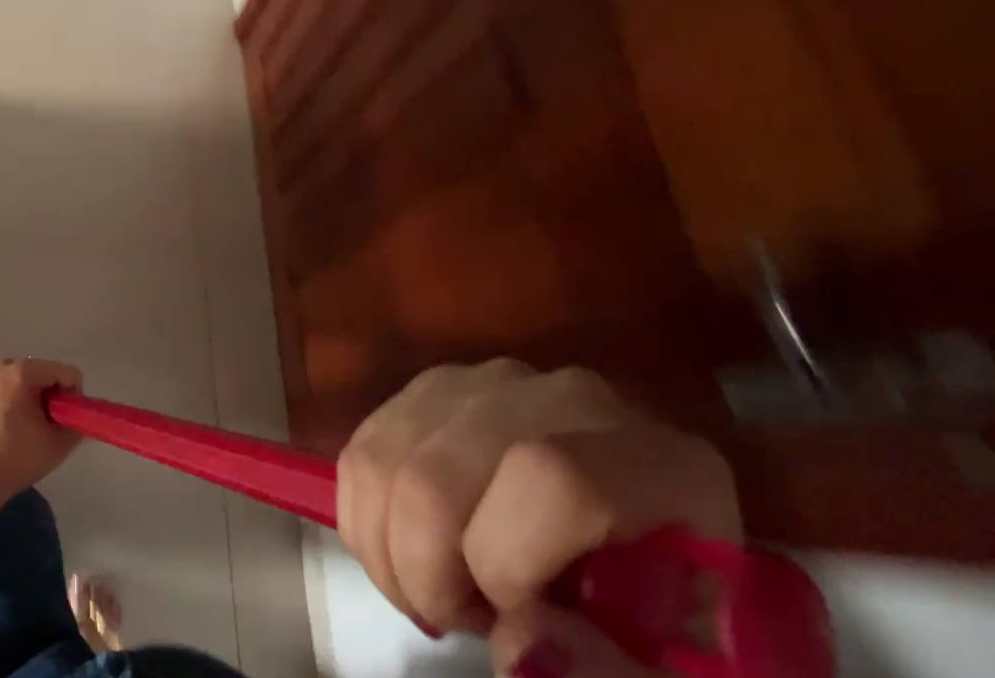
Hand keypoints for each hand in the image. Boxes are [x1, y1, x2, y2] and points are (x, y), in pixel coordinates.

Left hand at [0, 358, 83, 504]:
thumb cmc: (17, 457)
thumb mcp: (60, 443)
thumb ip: (78, 424)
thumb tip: (76, 418)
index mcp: (25, 371)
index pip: (68, 373)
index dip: (76, 398)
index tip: (69, 422)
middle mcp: (8, 367)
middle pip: (49, 376)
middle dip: (58, 400)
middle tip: (53, 429)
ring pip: (34, 385)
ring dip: (42, 405)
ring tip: (36, 433)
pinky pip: (18, 392)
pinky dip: (26, 407)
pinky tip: (21, 432)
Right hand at [335, 360, 738, 676]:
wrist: (644, 554)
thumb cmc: (666, 618)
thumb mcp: (674, 668)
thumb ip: (614, 672)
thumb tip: (516, 645)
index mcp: (652, 461)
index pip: (548, 478)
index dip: (506, 563)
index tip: (517, 625)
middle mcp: (558, 398)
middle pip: (435, 475)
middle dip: (426, 575)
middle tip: (466, 622)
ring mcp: (480, 385)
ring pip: (383, 463)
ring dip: (388, 553)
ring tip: (440, 593)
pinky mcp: (426, 392)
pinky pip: (360, 454)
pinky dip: (365, 523)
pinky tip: (408, 557)